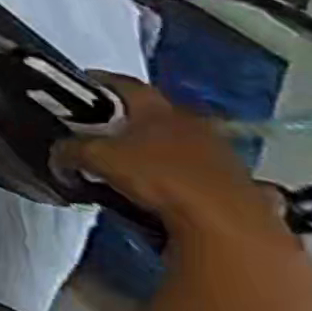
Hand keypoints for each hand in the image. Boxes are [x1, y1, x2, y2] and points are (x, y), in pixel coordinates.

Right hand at [55, 74, 282, 236]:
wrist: (231, 230)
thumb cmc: (156, 178)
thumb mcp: (94, 159)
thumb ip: (69, 150)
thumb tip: (58, 156)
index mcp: (156, 110)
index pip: (124, 83)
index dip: (102, 80)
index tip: (85, 84)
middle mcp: (195, 126)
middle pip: (162, 113)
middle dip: (140, 119)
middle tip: (115, 129)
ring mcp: (229, 159)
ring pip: (194, 145)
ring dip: (175, 151)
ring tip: (151, 165)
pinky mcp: (253, 192)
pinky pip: (226, 182)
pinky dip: (211, 185)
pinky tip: (199, 196)